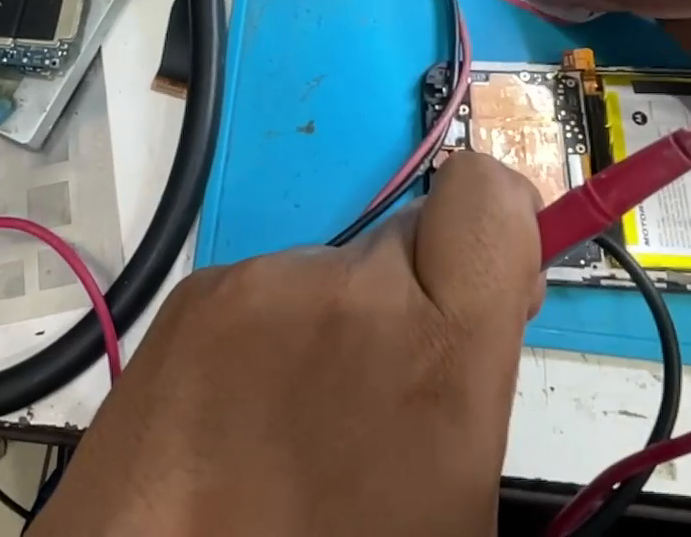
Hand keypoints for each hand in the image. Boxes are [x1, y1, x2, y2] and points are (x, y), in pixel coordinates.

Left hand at [32, 152, 543, 536]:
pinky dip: (269, 333)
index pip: (483, 198)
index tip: (487, 263)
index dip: (496, 212)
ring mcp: (257, 284)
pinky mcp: (194, 293)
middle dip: (409, 296)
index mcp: (432, 351)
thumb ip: (467, 372)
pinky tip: (244, 407)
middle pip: (405, 238)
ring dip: (332, 321)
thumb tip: (468, 314)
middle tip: (383, 384)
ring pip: (331, 267)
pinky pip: (264, 289)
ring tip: (299, 415)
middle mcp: (343, 291)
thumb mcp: (450, 493)